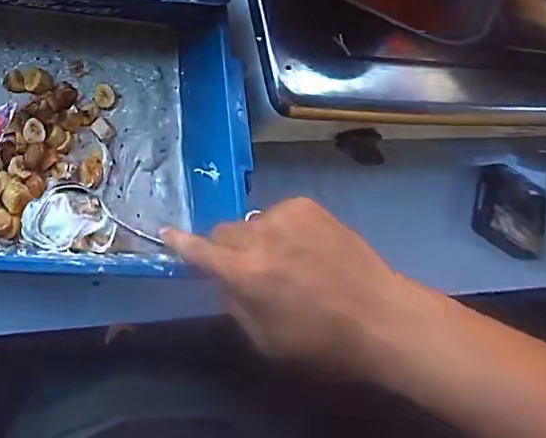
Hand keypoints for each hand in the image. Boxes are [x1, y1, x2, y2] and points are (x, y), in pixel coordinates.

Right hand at [162, 197, 427, 378]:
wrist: (378, 313)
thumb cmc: (322, 341)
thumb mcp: (268, 342)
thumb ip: (235, 307)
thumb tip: (220, 281)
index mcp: (245, 274)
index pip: (201, 252)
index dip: (181, 244)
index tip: (166, 233)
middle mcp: (259, 237)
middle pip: (225, 232)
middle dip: (229, 249)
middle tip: (250, 269)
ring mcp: (284, 214)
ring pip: (254, 223)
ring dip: (260, 239)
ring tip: (291, 261)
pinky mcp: (306, 204)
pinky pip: (281, 213)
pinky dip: (286, 228)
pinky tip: (309, 247)